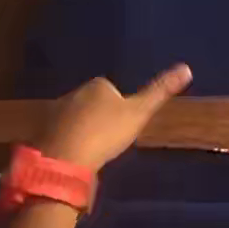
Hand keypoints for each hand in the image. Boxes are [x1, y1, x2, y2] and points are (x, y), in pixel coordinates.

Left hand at [35, 64, 192, 170]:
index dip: (118, 106)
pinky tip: (73, 157)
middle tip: (108, 139)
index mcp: (97, 86)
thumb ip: (159, 91)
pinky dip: (66, 142)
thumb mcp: (139, 113)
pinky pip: (59, 134)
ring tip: (90, 150)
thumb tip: (187, 67)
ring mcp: (54, 112)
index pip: (110, 89)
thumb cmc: (105, 132)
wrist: (65, 159)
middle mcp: (73, 93)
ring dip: (81, 129)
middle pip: (90, 102)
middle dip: (98, 116)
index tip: (122, 124)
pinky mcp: (41, 132)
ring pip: (73, 118)